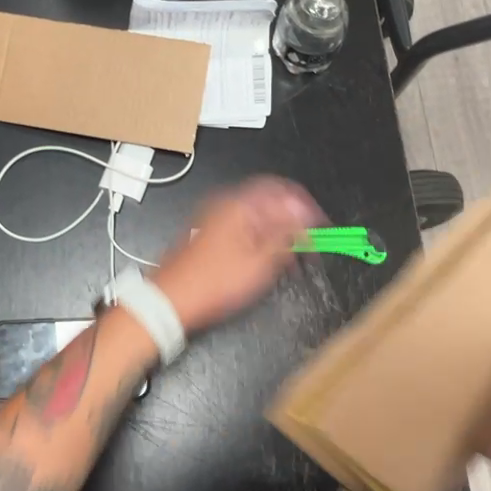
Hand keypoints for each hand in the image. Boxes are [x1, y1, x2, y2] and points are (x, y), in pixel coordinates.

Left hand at [150, 176, 321, 332]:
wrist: (170, 301)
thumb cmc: (211, 283)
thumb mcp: (261, 261)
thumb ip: (286, 233)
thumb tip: (305, 216)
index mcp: (238, 204)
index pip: (282, 190)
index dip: (305, 207)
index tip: (319, 226)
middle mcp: (224, 205)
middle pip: (269, 202)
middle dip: (292, 222)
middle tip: (307, 246)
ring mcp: (214, 218)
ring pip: (256, 217)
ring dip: (277, 234)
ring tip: (290, 260)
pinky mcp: (208, 234)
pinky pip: (242, 229)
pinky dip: (260, 241)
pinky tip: (267, 263)